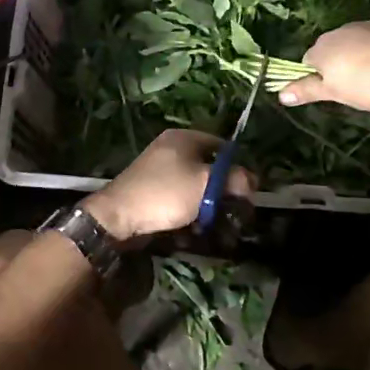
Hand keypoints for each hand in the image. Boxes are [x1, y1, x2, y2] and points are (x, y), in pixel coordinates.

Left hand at [79, 129, 254, 243]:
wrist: (118, 217)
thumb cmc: (166, 193)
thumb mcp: (206, 184)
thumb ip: (233, 179)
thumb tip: (251, 180)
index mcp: (184, 138)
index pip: (222, 146)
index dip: (238, 167)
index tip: (248, 191)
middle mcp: (171, 149)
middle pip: (209, 168)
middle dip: (223, 192)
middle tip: (235, 213)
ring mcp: (159, 170)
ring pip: (195, 187)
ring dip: (208, 207)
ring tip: (217, 227)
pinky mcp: (152, 191)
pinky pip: (180, 199)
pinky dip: (190, 212)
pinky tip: (195, 231)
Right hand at [279, 22, 369, 110]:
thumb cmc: (369, 81)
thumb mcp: (336, 93)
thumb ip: (308, 91)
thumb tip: (279, 94)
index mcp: (321, 48)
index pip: (308, 62)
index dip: (317, 79)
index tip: (333, 93)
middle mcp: (338, 32)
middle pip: (331, 51)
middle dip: (338, 67)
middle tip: (354, 90)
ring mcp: (365, 26)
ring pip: (354, 45)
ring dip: (360, 60)